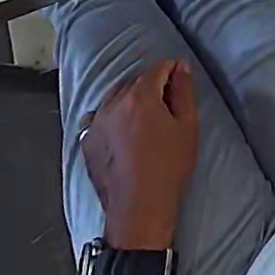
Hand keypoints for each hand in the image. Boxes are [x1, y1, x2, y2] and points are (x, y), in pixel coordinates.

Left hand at [80, 59, 198, 249]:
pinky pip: (102, 117)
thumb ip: (184, 91)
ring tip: (148, 114)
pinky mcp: (87, 141)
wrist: (139, 207)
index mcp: (140, 96)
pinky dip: (116, 116)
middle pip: (135, 80)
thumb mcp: (187, 124)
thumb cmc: (169, 165)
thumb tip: (181, 67)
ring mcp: (96, 123)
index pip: (158, 68)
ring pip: (116, 97)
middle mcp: (113, 104)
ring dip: (133, 98)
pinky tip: (127, 130)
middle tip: (169, 98)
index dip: (173, 69)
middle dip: (153, 82)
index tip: (182, 77)